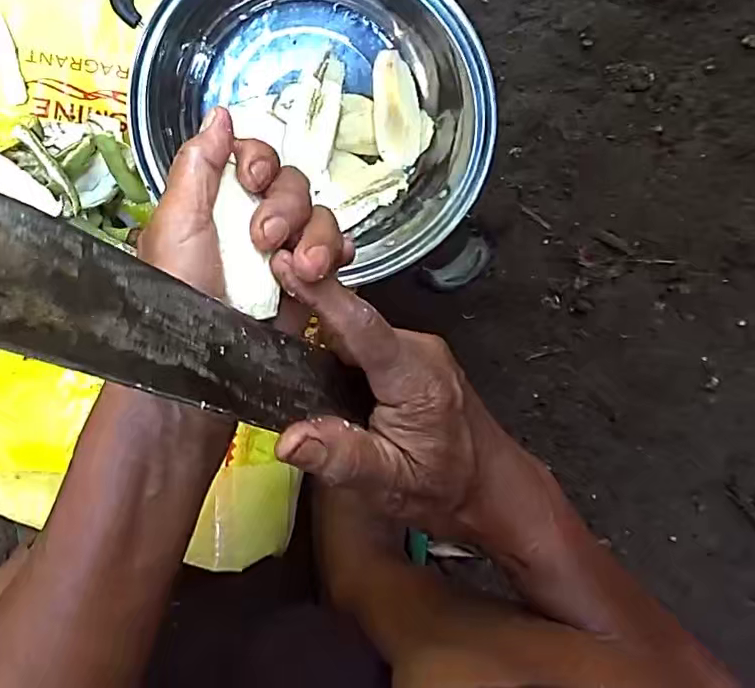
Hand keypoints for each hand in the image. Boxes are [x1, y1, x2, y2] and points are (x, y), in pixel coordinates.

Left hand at [137, 107, 350, 298]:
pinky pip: (336, 250)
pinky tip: (324, 268)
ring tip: (298, 268)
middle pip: (291, 182)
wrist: (202, 371)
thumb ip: (199, 165)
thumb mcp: (176, 224)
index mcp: (213, 201)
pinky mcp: (306, 282)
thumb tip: (220, 114)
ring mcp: (279, 251)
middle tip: (265, 238)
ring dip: (314, 235)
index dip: (259, 157)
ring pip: (318, 214)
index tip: (254, 177)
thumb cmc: (177, 294)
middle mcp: (247, 220)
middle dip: (285, 205)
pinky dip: (336, 253)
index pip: (251, 155)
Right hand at [271, 263, 534, 542]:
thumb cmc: (446, 488)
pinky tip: (305, 344)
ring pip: (351, 322)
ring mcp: (413, 344)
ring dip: (314, 320)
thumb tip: (289, 441)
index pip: (362, 324)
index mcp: (416, 377)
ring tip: (275, 331)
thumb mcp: (391, 485)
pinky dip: (329, 333)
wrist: (494, 488)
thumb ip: (341, 459)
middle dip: (305, 303)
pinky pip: (358, 331)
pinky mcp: (404, 349)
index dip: (320, 293)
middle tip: (261, 311)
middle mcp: (417, 348)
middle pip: (350, 316)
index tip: (283, 265)